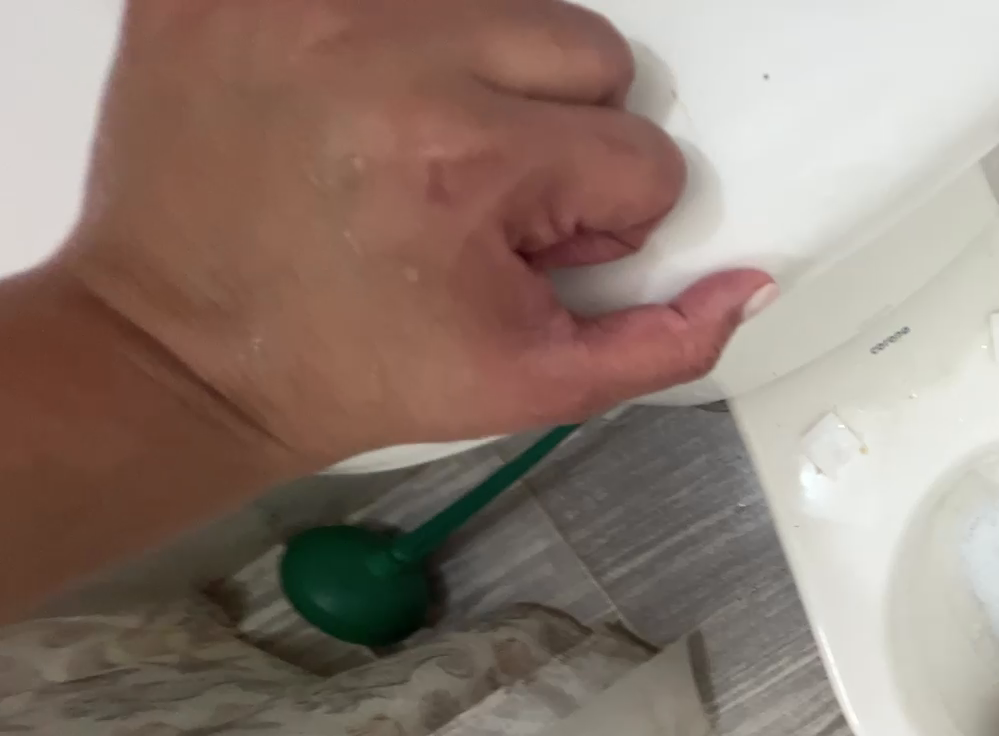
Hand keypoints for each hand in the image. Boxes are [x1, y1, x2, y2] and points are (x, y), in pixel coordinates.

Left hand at [56, 0, 771, 468]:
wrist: (196, 351)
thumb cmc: (384, 374)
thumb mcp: (552, 386)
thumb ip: (674, 341)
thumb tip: (754, 281)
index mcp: (470, 161)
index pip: (647, 160)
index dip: (614, 222)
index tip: (545, 256)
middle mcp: (389, 49)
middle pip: (596, 51)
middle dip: (580, 137)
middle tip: (505, 200)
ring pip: (519, 4)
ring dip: (515, 83)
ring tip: (449, 154)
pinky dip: (432, 43)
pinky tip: (384, 108)